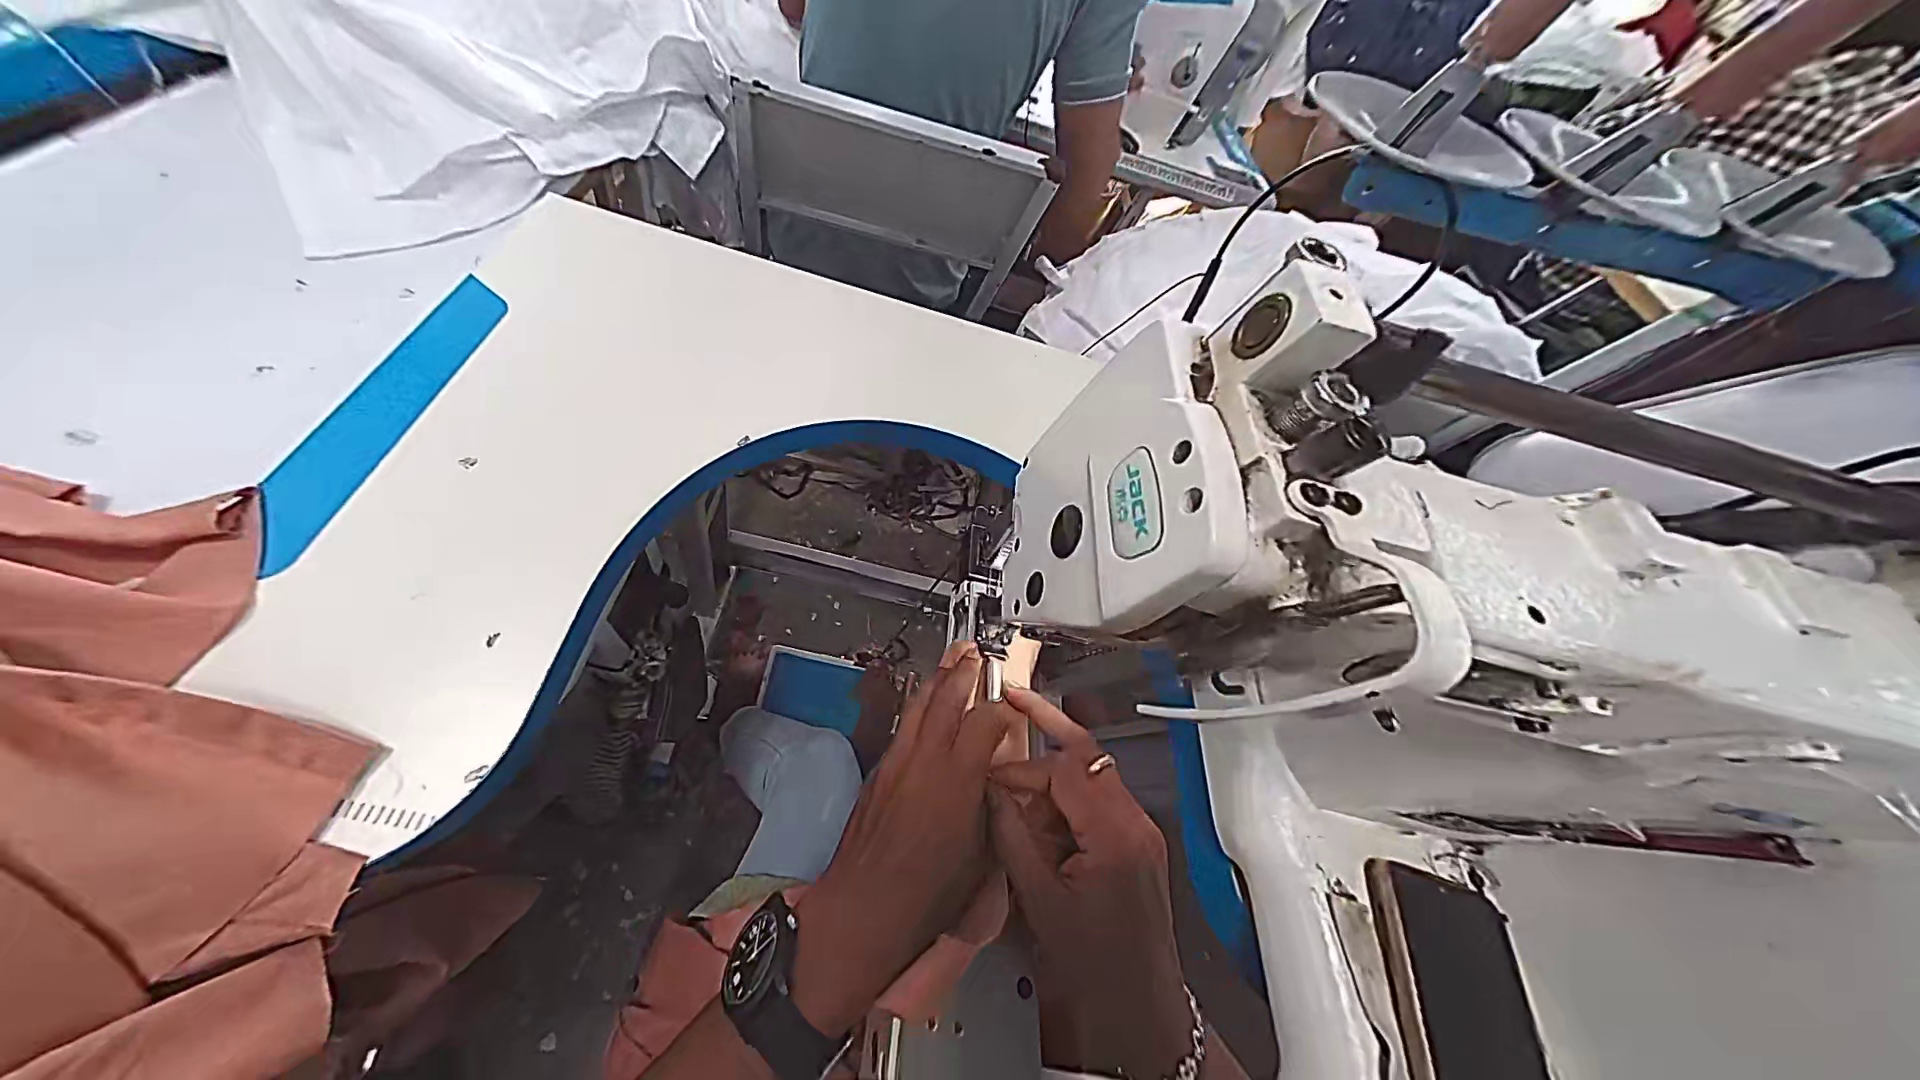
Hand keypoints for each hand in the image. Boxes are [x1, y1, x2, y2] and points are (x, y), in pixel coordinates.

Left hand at [790, 649, 1013, 1036]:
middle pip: (947, 697)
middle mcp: (926, 760)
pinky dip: (918, 705)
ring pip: (920, 704)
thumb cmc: (928, 891)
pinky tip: (924, 702)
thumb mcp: (981, 851)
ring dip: (937, 678)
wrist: (866, 904)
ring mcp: (898, 761)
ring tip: (950, 661)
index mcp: (958, 778)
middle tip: (975, 652)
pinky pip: (904, 724)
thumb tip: (998, 783)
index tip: (1011, 707)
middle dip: (964, 670)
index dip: (1003, 708)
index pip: (986, 720)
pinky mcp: (880, 770)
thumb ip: (993, 806)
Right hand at [988, 687, 1193, 1078]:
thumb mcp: (1040, 898)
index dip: (1024, 768)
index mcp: (1116, 836)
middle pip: (1086, 759)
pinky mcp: (1133, 844)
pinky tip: (1036, 821)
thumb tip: (992, 794)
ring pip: (1090, 777)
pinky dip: (1062, 803)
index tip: (993, 777)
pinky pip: (1095, 803)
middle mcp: (1136, 825)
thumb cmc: (1095, 969)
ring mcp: (1138, 832)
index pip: (1067, 770)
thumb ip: (1012, 836)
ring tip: (1013, 797)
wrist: (1134, 1012)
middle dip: (1041, 750)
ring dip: (1049, 780)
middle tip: (1007, 736)